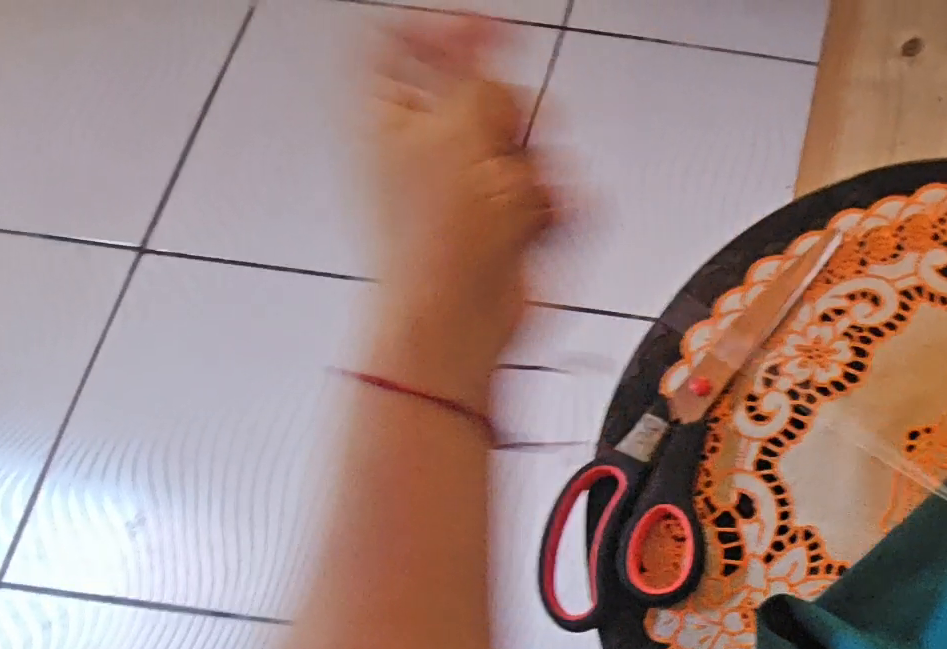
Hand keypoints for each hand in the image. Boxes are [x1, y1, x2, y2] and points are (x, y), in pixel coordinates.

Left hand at [366, 15, 556, 398]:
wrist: (465, 322)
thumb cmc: (436, 249)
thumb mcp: (456, 137)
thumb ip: (480, 83)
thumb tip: (490, 54)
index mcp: (389, 113)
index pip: (409, 38)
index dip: (453, 26)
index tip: (492, 31)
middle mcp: (431, 148)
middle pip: (490, 97)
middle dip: (513, 122)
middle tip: (506, 144)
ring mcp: (475, 189)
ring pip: (530, 149)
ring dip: (540, 174)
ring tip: (522, 204)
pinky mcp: (512, 224)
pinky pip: (551, 196)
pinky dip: (558, 210)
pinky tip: (544, 226)